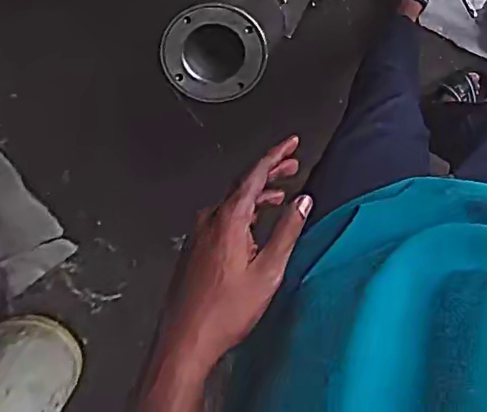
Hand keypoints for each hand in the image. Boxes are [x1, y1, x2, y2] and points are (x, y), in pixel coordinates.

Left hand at [153, 136, 311, 365]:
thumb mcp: (268, 270)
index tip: (292, 142)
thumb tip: (303, 202)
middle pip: (245, 182)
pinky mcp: (195, 247)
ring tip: (279, 194)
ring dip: (258, 192)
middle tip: (291, 163)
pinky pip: (223, 215)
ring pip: (234, 199)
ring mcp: (200, 233)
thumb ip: (288, 230)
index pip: (256, 172)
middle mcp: (211, 219)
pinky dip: (244, 209)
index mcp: (229, 218)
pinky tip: (254, 223)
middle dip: (271, 170)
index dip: (277, 154)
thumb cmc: (224, 312)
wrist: (184, 344)